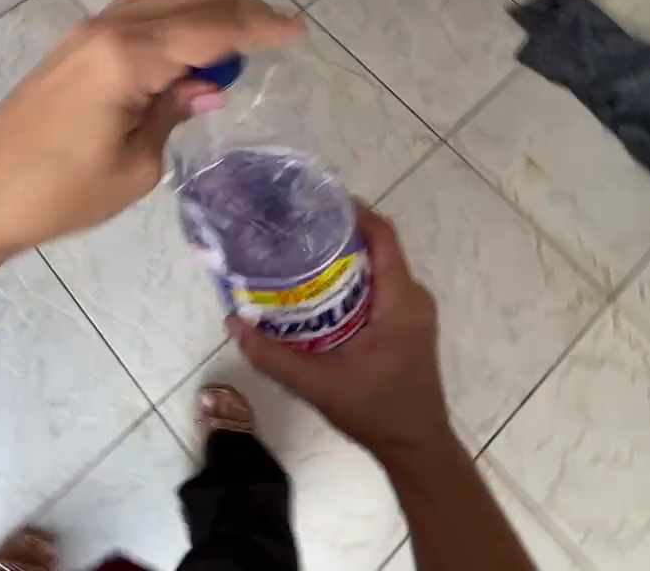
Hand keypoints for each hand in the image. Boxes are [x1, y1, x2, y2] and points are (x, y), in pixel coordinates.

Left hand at [0, 0, 299, 262]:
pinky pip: (135, 16)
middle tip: (278, 28)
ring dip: (204, 8)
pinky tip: (186, 45)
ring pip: (159, 0)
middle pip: (187, 0)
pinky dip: (171, 19)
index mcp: (128, 56)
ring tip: (241, 33)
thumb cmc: (58, 192)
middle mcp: (108, 29)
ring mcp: (85, 34)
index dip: (259, 26)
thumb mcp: (135, 165)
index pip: (209, 28)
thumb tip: (205, 88)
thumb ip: (174, 113)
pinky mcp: (72, 49)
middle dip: (237, 8)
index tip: (299, 31)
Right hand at [229, 202, 454, 460]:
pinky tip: (318, 284)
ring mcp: (412, 310)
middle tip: (294, 225)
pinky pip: (380, 282)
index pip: (383, 237)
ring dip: (343, 253)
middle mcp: (412, 297)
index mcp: (400, 301)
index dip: (353, 211)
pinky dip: (352, 274)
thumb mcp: (317, 385)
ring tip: (299, 249)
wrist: (416, 449)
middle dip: (337, 229)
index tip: (314, 199)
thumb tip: (232, 321)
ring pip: (378, 264)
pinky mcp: (406, 322)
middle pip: (377, 245)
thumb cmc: (375, 411)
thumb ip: (273, 355)